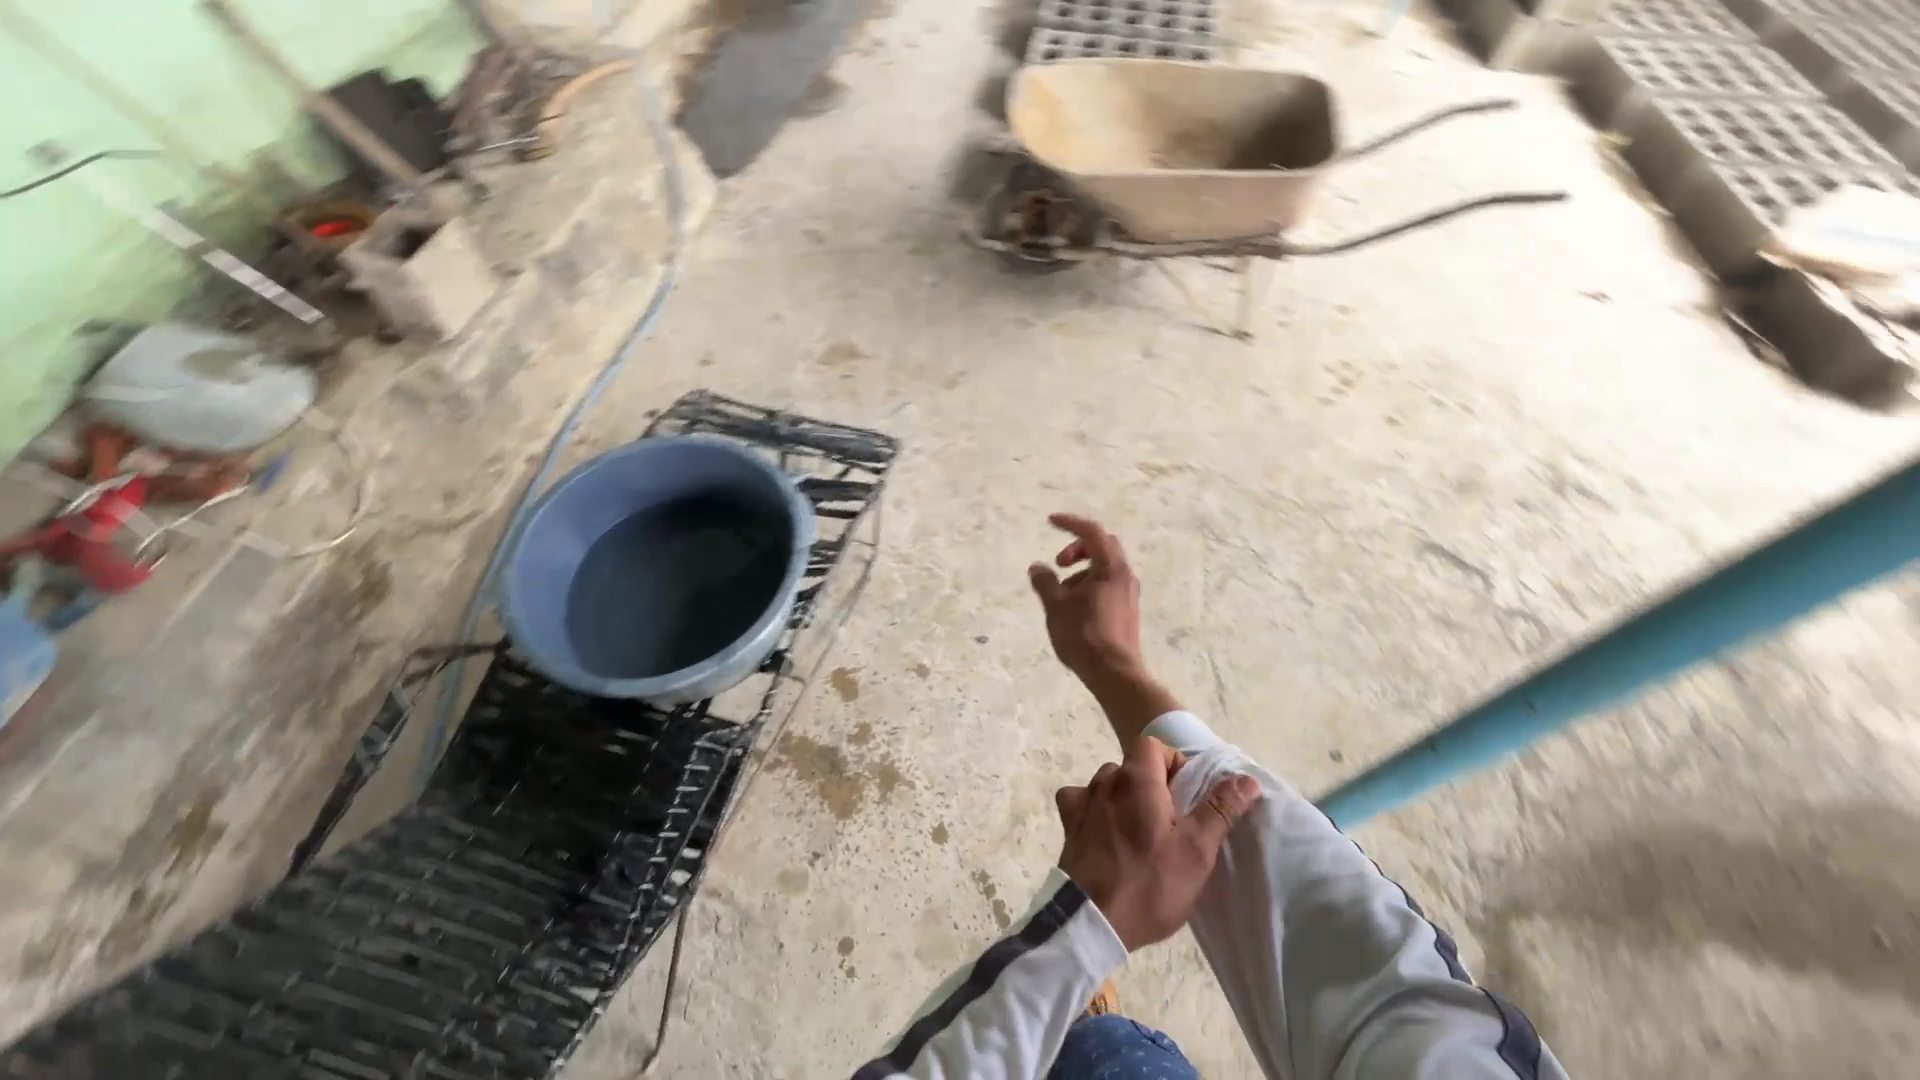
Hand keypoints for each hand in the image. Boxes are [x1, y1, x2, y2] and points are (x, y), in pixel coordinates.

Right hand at [1029, 514, 1180, 743]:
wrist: (1114, 673)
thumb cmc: (1083, 635)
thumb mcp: (1056, 606)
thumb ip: (1045, 582)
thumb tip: (1037, 568)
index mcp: (1110, 568)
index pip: (1092, 533)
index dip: (1071, 523)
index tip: (1051, 521)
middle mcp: (1125, 576)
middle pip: (1103, 546)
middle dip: (1077, 548)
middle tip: (1058, 563)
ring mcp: (1129, 594)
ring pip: (1105, 568)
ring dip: (1081, 571)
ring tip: (1061, 595)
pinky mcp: (1127, 610)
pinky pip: (1107, 585)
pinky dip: (1089, 585)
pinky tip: (1073, 609)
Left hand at [1055, 735, 1262, 950]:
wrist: (1092, 921)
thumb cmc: (1150, 883)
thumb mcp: (1196, 849)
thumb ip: (1220, 809)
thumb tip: (1246, 779)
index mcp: (1136, 779)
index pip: (1154, 746)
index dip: (1174, 764)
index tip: (1187, 797)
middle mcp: (1104, 781)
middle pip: (1132, 767)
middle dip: (1153, 785)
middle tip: (1171, 822)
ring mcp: (1081, 803)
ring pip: (1108, 784)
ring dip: (1125, 799)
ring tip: (1141, 833)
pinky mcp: (1068, 826)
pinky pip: (1082, 803)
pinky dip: (1095, 810)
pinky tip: (1106, 833)